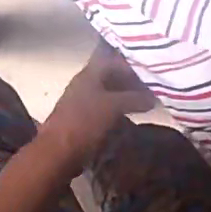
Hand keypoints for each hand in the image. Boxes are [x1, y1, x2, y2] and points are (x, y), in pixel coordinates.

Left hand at [37, 43, 155, 172]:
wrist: (57, 153)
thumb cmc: (84, 123)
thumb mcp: (113, 107)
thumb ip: (134, 98)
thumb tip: (153, 98)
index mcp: (88, 74)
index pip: (111, 58)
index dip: (130, 61)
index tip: (148, 67)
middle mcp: (84, 84)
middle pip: (110, 75)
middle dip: (130, 80)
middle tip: (151, 86)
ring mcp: (82, 102)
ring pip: (108, 92)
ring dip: (125, 96)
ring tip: (145, 102)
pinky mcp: (82, 119)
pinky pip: (105, 108)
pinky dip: (118, 110)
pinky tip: (130, 116)